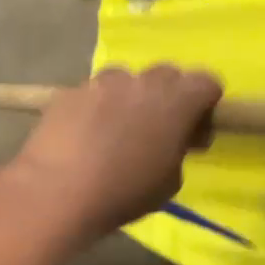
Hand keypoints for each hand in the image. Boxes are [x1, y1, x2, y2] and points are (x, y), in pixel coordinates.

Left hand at [12, 65, 221, 226]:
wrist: (59, 188)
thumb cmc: (125, 190)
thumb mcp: (171, 178)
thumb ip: (176, 146)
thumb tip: (171, 136)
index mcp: (174, 100)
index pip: (205, 82)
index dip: (203, 103)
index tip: (193, 128)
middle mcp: (138, 81)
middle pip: (164, 75)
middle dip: (167, 96)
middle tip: (157, 128)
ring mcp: (98, 82)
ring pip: (123, 80)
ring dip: (127, 97)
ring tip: (115, 130)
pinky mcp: (67, 91)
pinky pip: (91, 92)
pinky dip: (95, 106)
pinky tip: (84, 133)